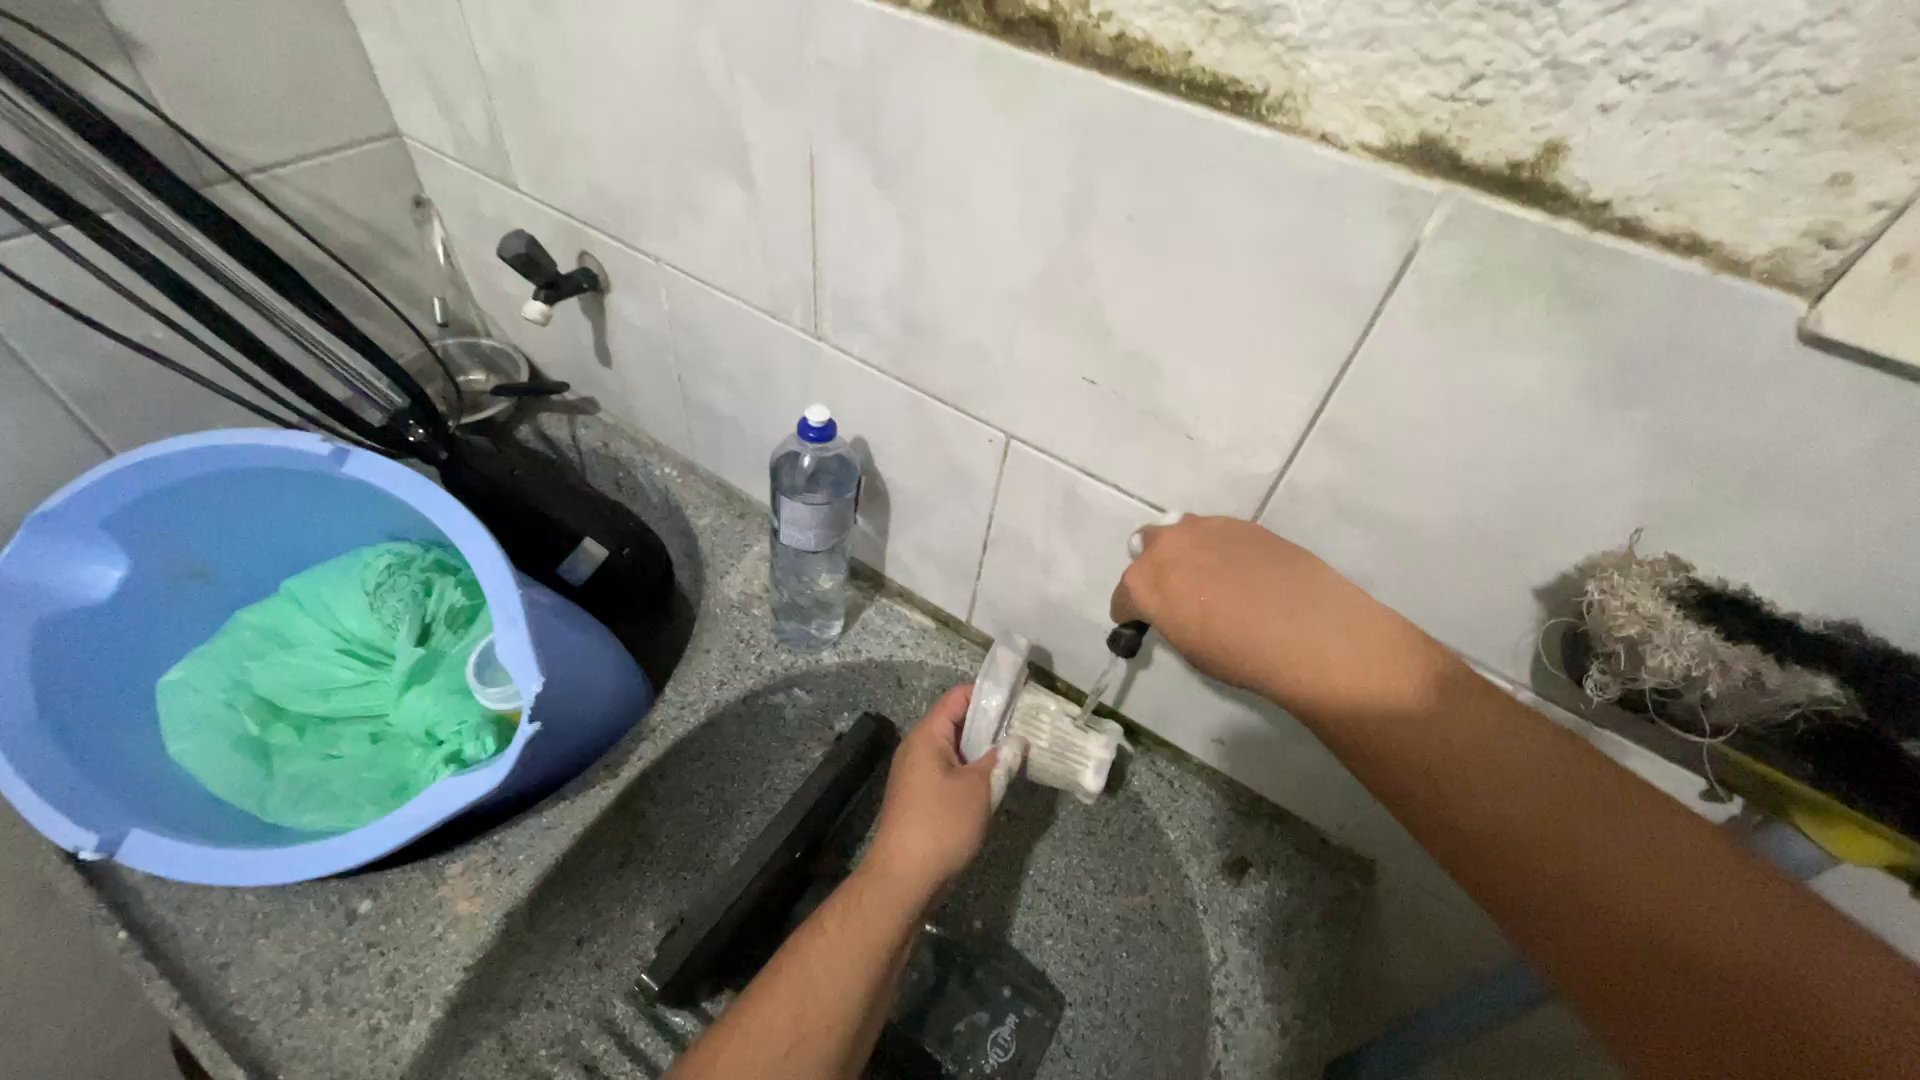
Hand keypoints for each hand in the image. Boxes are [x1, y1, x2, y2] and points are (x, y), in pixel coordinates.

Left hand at [866, 686, 1024, 898]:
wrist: (903, 878)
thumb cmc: (941, 825)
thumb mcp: (979, 789)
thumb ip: (1000, 760)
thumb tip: (1017, 741)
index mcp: (927, 736)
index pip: (957, 698)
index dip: (987, 694)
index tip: (1018, 699)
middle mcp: (917, 748)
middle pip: (955, 722)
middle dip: (989, 724)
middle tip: (1024, 728)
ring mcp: (916, 773)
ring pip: (954, 749)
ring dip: (982, 750)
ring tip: (1016, 753)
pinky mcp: (920, 797)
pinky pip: (949, 771)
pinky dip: (970, 771)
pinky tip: (994, 782)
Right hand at [1111, 516, 1458, 722]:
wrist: (1308, 631)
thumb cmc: (1240, 654)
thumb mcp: (1188, 647)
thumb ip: (1169, 618)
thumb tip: (1174, 611)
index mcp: (1142, 583)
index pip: (1123, 598)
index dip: (1131, 615)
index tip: (1143, 626)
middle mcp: (1166, 546)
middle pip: (1144, 548)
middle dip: (1153, 569)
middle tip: (1175, 595)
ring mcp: (1205, 528)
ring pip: (1180, 531)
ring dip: (1184, 551)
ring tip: (1208, 577)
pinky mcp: (1243, 524)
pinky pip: (1217, 533)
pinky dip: (1219, 549)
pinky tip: (1242, 572)